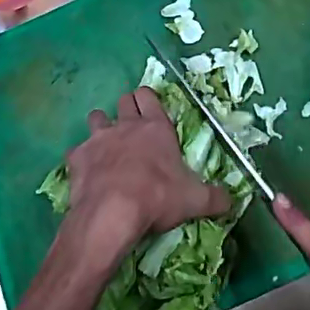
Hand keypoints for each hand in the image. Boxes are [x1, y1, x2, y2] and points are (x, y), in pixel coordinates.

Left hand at [63, 87, 230, 258]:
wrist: (112, 213)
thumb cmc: (157, 197)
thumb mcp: (195, 200)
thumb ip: (214, 198)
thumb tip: (232, 201)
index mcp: (156, 128)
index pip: (149, 96)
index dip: (148, 99)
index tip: (150, 108)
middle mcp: (126, 125)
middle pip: (123, 100)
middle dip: (126, 107)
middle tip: (132, 125)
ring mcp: (98, 138)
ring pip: (96, 117)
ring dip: (101, 126)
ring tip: (106, 144)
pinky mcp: (78, 156)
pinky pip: (77, 150)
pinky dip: (82, 158)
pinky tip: (87, 172)